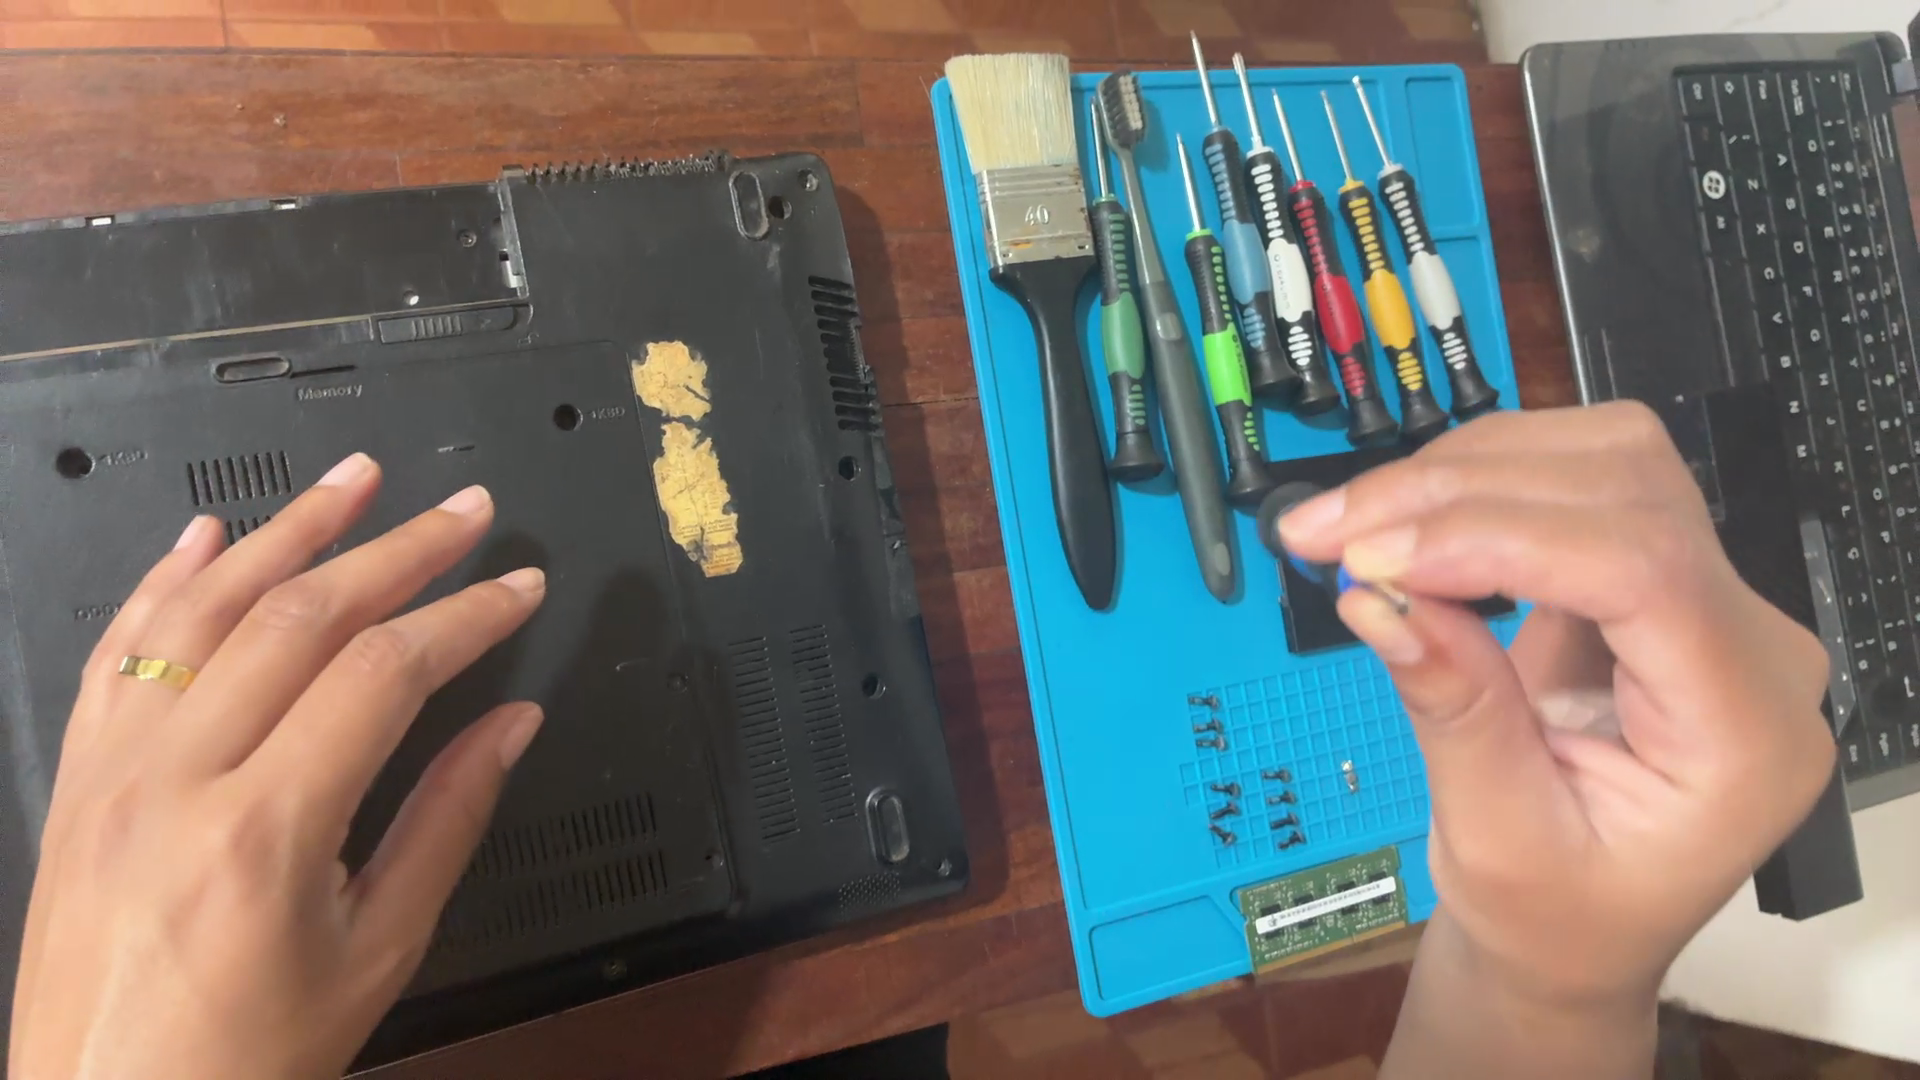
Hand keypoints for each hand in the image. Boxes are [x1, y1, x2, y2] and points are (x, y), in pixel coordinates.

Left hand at [10, 454, 546, 1079]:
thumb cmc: (260, 1046)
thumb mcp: (386, 938)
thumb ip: (452, 812)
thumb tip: (517, 717)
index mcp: (266, 826)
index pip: (386, 672)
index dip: (468, 615)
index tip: (524, 584)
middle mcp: (174, 781)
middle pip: (300, 618)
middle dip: (400, 549)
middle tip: (468, 508)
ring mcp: (109, 773)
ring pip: (202, 612)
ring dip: (289, 531)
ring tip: (357, 477)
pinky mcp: (77, 782)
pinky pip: (116, 654)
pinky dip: (168, 581)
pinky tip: (210, 533)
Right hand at [1278, 404, 1833, 1069]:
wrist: (1573, 920)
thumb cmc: (1550, 906)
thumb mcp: (1494, 833)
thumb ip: (1450, 709)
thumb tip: (1373, 601)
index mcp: (1739, 725)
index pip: (1639, 570)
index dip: (1491, 541)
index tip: (1366, 560)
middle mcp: (1741, 635)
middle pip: (1617, 487)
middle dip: (1448, 492)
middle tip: (1322, 530)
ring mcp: (1691, 593)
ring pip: (1590, 456)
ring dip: (1447, 474)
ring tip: (1342, 521)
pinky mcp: (1626, 572)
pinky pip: (1556, 481)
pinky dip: (1457, 481)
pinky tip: (1391, 519)